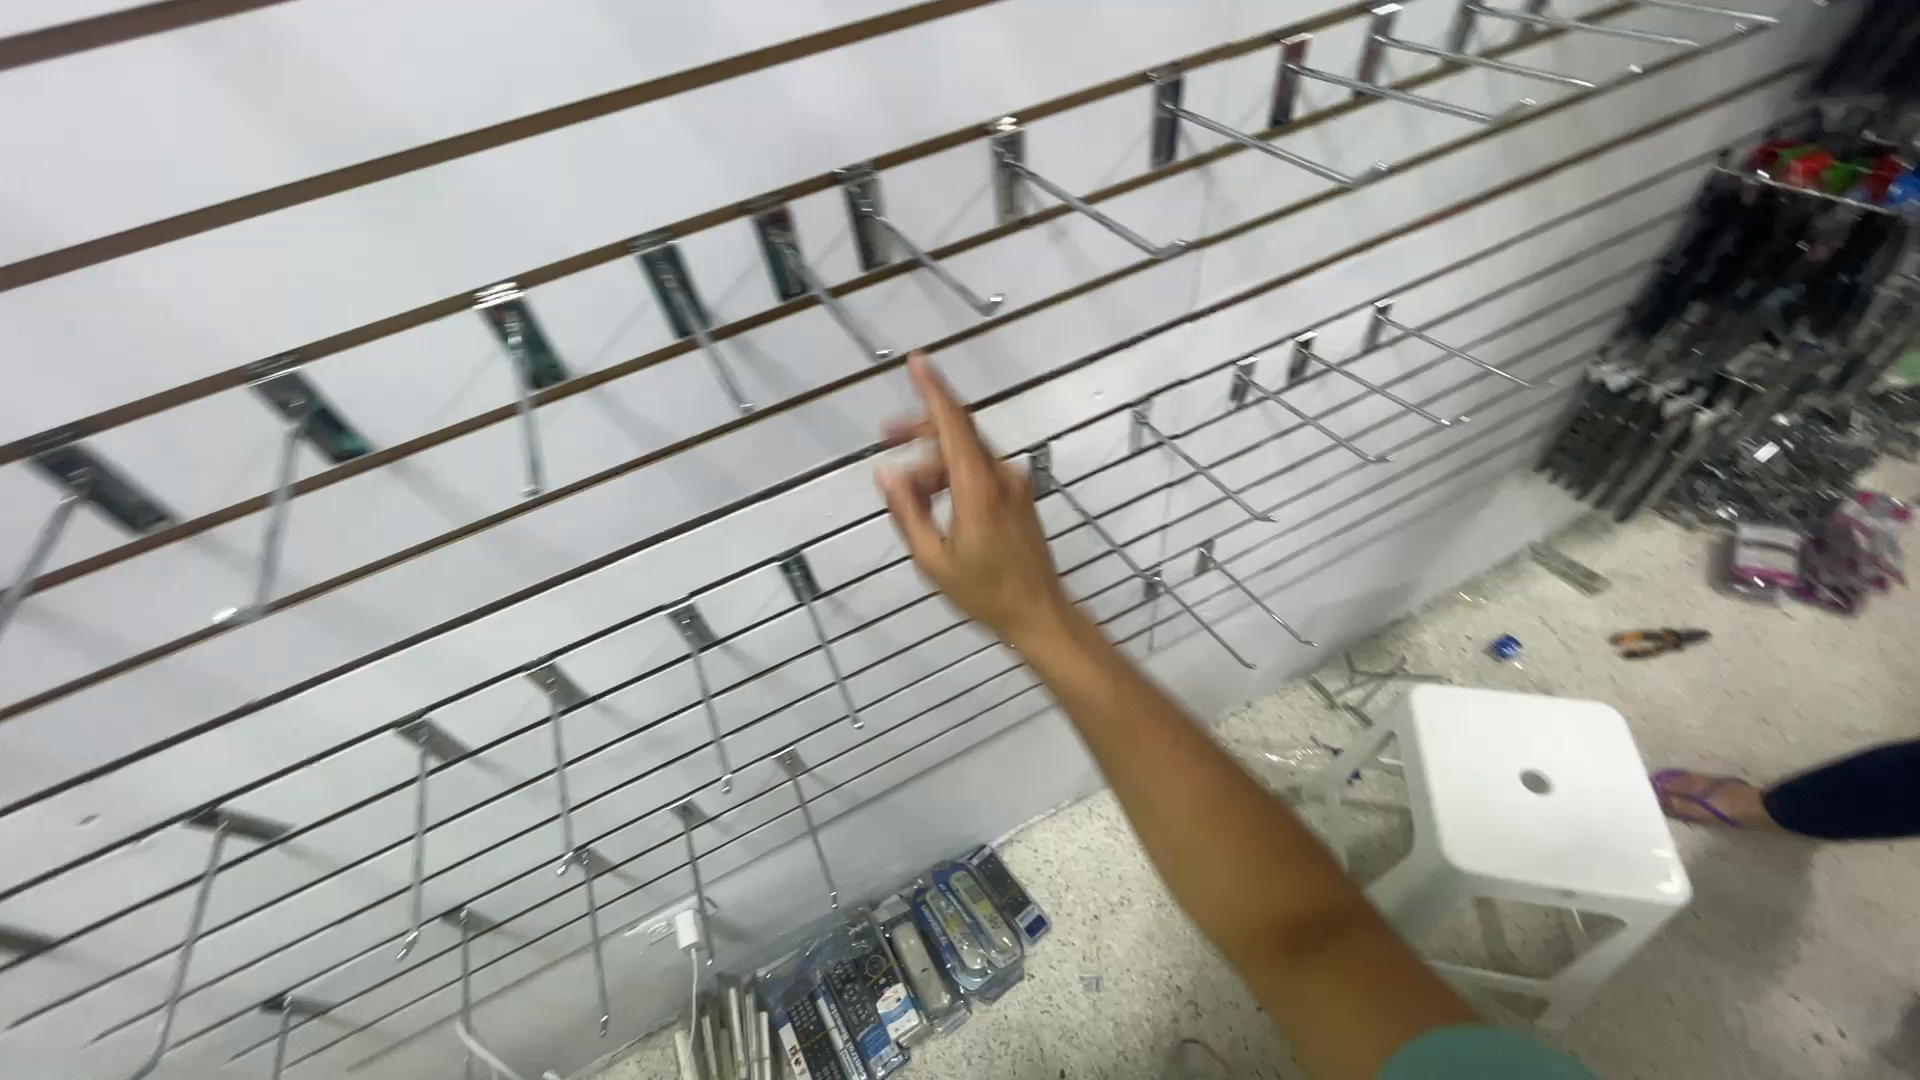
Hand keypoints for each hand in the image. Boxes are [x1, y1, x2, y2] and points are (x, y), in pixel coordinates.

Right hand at [878, 353, 1073, 647]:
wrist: (1039, 612)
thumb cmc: (983, 591)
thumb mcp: (932, 559)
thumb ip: (907, 512)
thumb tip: (887, 473)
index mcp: (978, 488)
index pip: (953, 425)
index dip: (933, 390)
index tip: (916, 361)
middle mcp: (1001, 476)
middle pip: (957, 435)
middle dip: (919, 432)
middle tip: (885, 438)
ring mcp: (1015, 485)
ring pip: (967, 456)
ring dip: (934, 464)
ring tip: (909, 497)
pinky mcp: (1020, 497)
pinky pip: (981, 472)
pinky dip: (954, 477)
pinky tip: (937, 504)